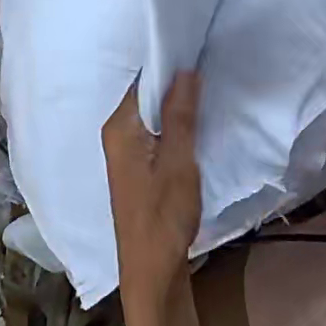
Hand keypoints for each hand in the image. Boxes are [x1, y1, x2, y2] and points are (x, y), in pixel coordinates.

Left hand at [103, 72, 202, 301]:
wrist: (152, 271)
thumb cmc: (164, 214)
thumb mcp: (178, 161)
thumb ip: (180, 115)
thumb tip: (185, 69)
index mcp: (119, 126)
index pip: (143, 82)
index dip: (169, 68)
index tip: (198, 54)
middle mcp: (116, 134)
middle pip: (146, 98)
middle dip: (175, 87)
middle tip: (208, 73)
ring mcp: (125, 152)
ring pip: (152, 117)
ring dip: (176, 109)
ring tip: (207, 95)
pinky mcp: (137, 168)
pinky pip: (154, 134)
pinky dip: (173, 128)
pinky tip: (195, 128)